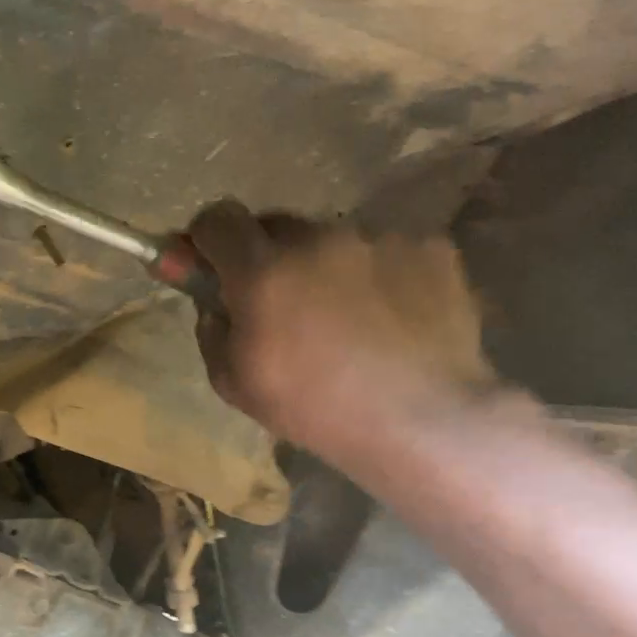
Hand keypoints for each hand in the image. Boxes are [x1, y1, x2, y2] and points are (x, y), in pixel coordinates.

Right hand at [185, 200, 493, 450]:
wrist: (421, 417)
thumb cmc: (312, 406)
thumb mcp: (233, 383)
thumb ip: (214, 331)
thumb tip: (218, 305)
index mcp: (262, 272)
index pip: (218, 220)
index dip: (205, 238)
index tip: (208, 264)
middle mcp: (319, 240)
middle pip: (275, 226)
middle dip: (265, 256)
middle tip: (276, 304)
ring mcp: (380, 238)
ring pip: (332, 242)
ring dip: (322, 268)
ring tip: (340, 319)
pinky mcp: (430, 247)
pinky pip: (384, 252)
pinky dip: (374, 276)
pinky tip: (385, 319)